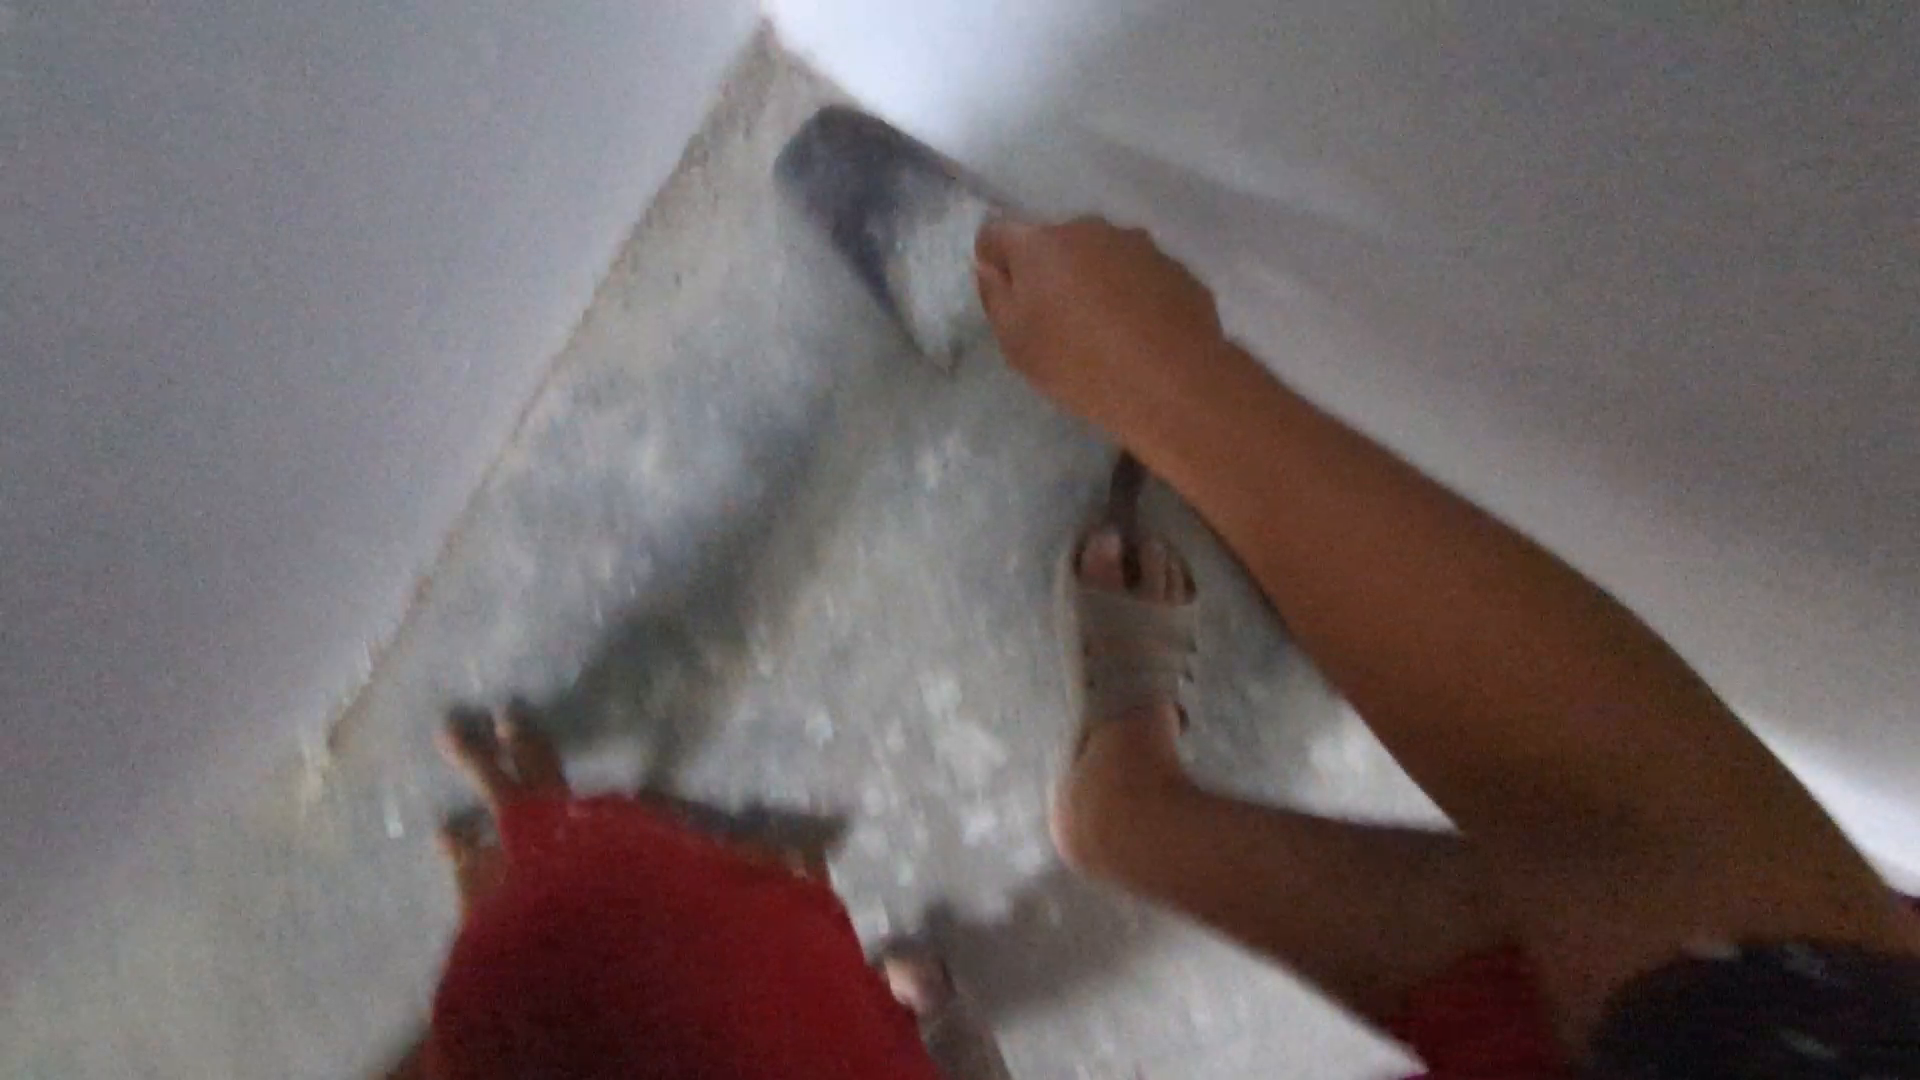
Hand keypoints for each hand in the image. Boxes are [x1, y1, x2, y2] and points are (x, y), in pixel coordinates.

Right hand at [975, 218, 1229, 433]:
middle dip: (1049, 273)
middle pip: (1054, 243)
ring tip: (1102, 332)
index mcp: (1041, 245)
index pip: (997, 233)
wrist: (1171, 383)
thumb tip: (990, 265)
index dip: (994, 260)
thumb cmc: (1077, 366)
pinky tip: (1138, 336)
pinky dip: (1132, 296)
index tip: (1005, 295)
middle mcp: (1090, 229)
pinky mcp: (1176, 268)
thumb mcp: (1016, 343)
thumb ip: (995, 297)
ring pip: (1101, 256)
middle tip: (1055, 324)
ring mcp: (1139, 245)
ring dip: (1093, 282)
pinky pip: (1140, 276)